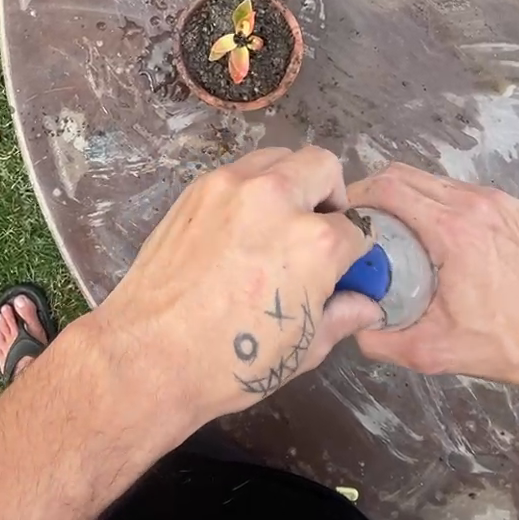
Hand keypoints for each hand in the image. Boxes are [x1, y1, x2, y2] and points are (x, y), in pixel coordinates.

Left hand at [91, 146, 381, 425]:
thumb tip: (366, 302)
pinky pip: (240, 170)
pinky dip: (252, 187)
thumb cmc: (233, 363)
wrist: (152, 351)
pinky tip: (240, 227)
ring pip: (279, 157)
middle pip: (323, 166)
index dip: (353, 251)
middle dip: (330, 196)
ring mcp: (232, 185)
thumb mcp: (304, 349)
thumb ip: (342, 314)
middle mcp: (276, 197)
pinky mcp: (198, 186)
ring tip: (277, 223)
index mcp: (314, 241)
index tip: (342, 265)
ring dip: (290, 182)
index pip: (356, 229)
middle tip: (316, 230)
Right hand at [347, 164, 518, 408]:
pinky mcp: (511, 206)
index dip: (356, 195)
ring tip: (390, 228)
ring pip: (429, 178)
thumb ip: (380, 338)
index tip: (341, 216)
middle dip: (373, 191)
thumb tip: (347, 323)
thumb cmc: (504, 347)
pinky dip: (432, 200)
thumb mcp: (432, 351)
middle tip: (359, 221)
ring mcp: (496, 200)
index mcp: (453, 230)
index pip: (387, 188)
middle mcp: (474, 203)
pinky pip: (455, 189)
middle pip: (403, 173)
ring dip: (402, 194)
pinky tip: (428, 232)